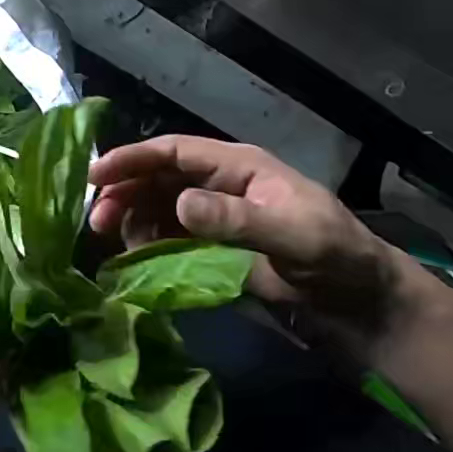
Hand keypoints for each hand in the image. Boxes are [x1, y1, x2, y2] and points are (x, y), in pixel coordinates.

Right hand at [88, 136, 420, 344]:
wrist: (358, 299)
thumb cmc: (335, 257)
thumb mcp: (293, 235)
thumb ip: (236, 219)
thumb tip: (178, 204)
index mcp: (241, 167)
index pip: (176, 152)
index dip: (133, 159)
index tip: (94, 177)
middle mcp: (223, 186)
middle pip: (160, 178)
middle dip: (125, 193)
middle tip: (96, 223)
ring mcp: (218, 219)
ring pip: (160, 209)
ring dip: (132, 219)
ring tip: (111, 242)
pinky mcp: (216, 250)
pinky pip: (172, 240)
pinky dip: (148, 245)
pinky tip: (134, 259)